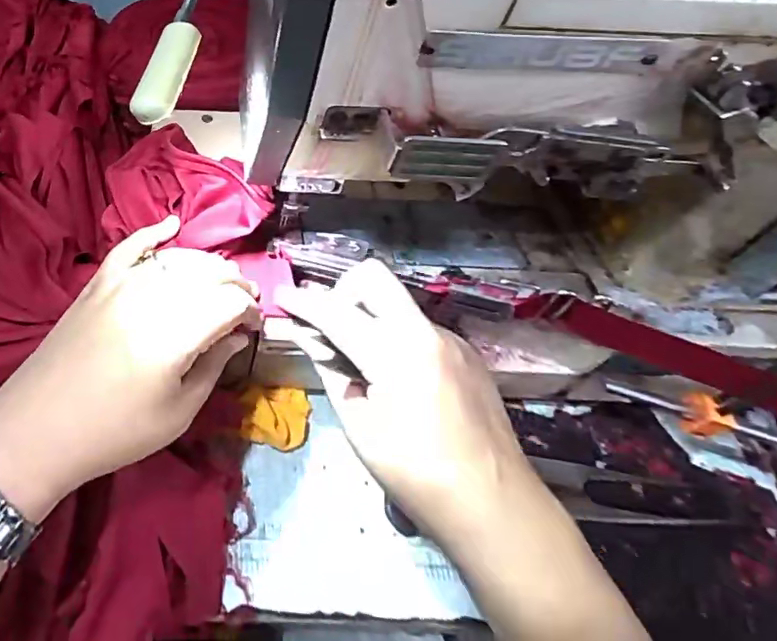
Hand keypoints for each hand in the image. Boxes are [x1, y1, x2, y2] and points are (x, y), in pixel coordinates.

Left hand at [0, 216, 259, 515]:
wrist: (35, 432)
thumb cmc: (113, 432)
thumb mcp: (177, 413)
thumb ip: (213, 366)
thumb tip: (237, 336)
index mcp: (175, 335)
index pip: (231, 303)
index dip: (251, 312)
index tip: (254, 328)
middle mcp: (151, 299)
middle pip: (211, 273)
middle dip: (236, 286)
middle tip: (241, 308)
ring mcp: (121, 285)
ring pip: (180, 258)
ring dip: (208, 266)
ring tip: (219, 284)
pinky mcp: (98, 283)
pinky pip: (131, 246)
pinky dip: (154, 233)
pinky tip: (172, 226)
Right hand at [274, 261, 539, 539]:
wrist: (493, 500)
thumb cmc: (416, 474)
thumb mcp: (360, 428)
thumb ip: (333, 371)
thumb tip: (310, 338)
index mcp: (394, 349)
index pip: (337, 312)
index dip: (304, 303)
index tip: (284, 296)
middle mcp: (424, 329)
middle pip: (374, 277)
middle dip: (344, 290)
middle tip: (331, 325)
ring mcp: (450, 338)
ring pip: (400, 304)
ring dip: (373, 318)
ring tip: (365, 367)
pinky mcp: (467, 352)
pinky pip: (423, 329)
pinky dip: (400, 340)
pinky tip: (403, 383)